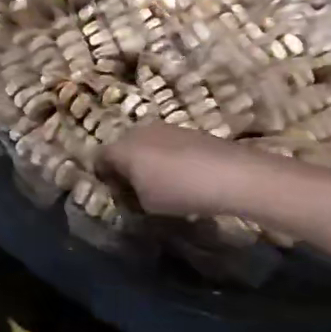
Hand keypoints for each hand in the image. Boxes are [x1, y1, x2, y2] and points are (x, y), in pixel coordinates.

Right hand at [101, 124, 266, 217]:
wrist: (231, 174)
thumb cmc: (179, 191)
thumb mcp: (146, 203)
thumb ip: (130, 194)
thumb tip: (130, 188)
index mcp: (121, 148)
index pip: (99, 158)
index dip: (103, 176)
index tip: (115, 194)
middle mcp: (138, 131)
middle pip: (121, 148)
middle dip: (124, 166)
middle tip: (135, 189)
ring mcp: (164, 127)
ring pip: (145, 144)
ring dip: (147, 161)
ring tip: (161, 184)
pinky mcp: (187, 130)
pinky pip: (166, 145)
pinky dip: (167, 158)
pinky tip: (183, 176)